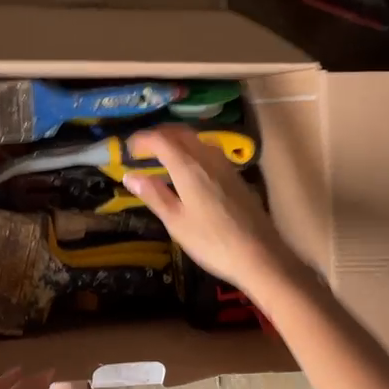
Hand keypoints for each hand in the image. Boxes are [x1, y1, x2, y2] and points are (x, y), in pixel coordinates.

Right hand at [123, 125, 299, 288]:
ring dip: (176, 140)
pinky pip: (208, 150)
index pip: (160, 139)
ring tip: (161, 157)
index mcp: (188, 166)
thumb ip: (153, 194)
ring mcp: (225, 164)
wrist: (260, 255)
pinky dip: (191, 150)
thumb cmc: (212, 242)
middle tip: (142, 149)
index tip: (127, 149)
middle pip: (179, 133)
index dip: (141, 139)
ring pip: (196, 139)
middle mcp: (207, 157)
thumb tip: (130, 175)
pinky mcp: (235, 175)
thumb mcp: (176, 222)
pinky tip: (188, 169)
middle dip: (158, 135)